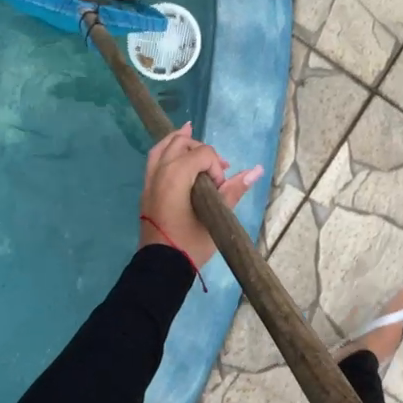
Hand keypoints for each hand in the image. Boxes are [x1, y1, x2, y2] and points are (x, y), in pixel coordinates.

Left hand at [139, 122, 262, 269]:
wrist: (161, 266)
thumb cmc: (190, 244)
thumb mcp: (215, 218)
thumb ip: (233, 191)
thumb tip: (256, 171)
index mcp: (176, 175)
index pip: (203, 154)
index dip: (216, 167)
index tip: (219, 190)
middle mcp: (160, 171)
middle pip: (182, 143)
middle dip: (202, 151)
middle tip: (217, 170)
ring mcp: (150, 179)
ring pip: (164, 146)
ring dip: (181, 142)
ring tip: (193, 136)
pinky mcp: (147, 189)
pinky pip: (155, 159)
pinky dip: (167, 151)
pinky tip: (177, 153)